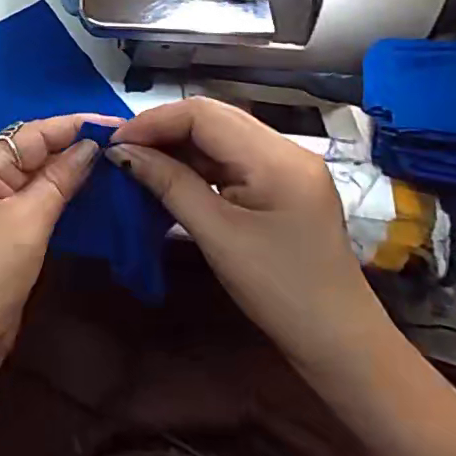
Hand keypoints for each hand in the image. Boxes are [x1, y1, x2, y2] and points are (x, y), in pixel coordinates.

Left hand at [0, 113, 109, 361]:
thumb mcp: (27, 221)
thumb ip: (60, 178)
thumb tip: (91, 145)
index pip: (33, 133)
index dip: (75, 125)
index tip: (116, 122)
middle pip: (38, 151)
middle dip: (78, 145)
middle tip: (125, 141)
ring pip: (43, 176)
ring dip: (76, 169)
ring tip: (118, 160)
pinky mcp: (11, 230)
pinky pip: (43, 200)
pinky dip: (68, 194)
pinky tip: (97, 190)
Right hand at [107, 98, 375, 364]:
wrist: (340, 342)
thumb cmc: (280, 292)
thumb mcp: (218, 236)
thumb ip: (170, 184)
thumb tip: (122, 153)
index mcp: (276, 156)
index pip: (203, 114)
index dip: (154, 121)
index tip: (115, 143)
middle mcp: (286, 148)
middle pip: (213, 118)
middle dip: (164, 129)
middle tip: (123, 151)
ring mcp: (289, 164)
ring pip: (222, 136)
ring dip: (180, 145)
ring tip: (140, 164)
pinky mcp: (286, 183)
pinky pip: (234, 158)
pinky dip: (200, 163)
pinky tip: (173, 177)